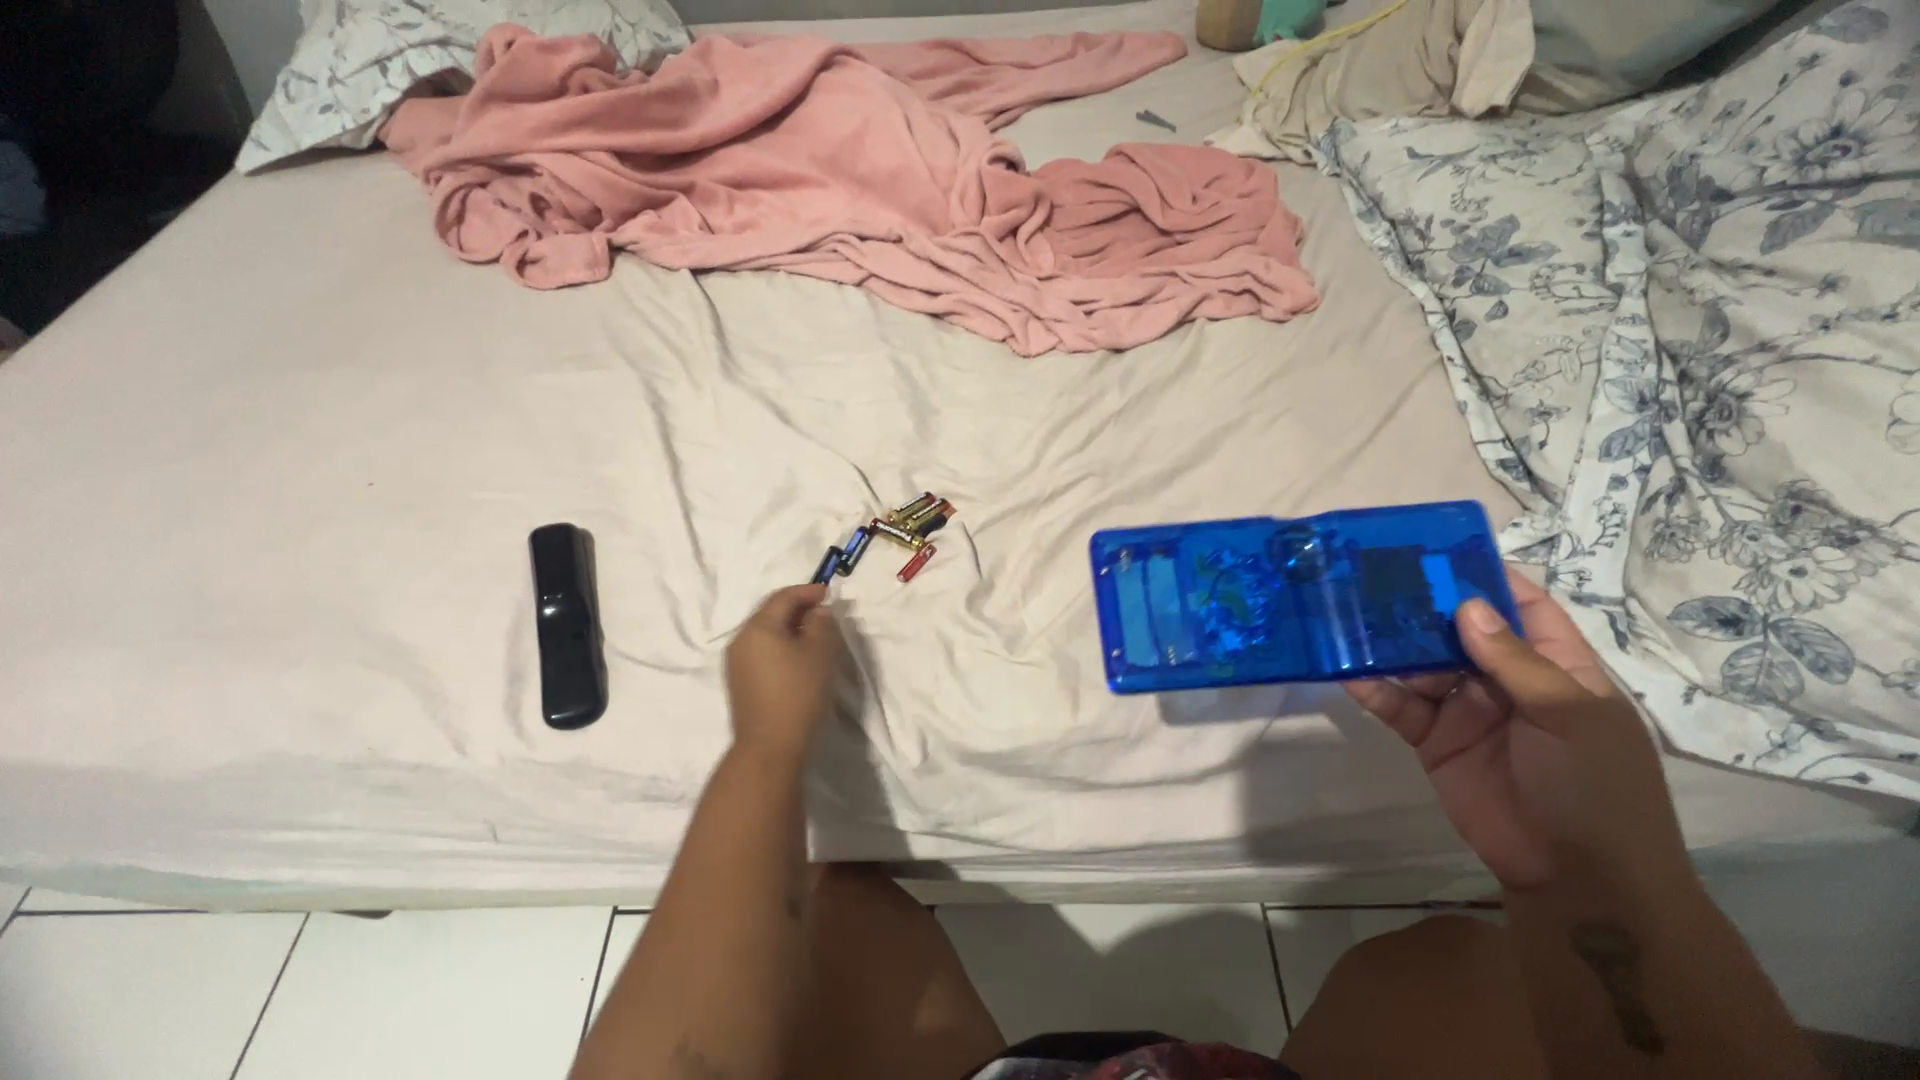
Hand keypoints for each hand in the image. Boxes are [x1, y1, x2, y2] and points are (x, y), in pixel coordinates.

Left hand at [724, 585, 840, 766]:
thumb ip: (821, 624)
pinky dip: (781, 647)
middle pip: (770, 613)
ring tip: (815, 637)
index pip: (783, 597)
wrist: (770, 747)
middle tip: (824, 614)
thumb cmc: (799, 694)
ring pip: (765, 634)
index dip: (807, 591)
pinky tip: (798, 659)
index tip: (829, 593)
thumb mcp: (819, 653)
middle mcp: (740, 640)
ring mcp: (736, 663)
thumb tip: (816, 612)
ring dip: (789, 629)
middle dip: (798, 609)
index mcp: (758, 627)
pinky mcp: (740, 683)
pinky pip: (762, 652)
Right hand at [1344, 570, 1690, 892]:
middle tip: (1376, 577)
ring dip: (1392, 645)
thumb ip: (1517, 662)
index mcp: (1556, 667)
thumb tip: (1468, 606)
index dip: (1488, 578)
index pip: (1524, 608)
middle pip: (1460, 630)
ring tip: (1352, 618)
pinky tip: (1350, 673)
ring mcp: (1466, 710)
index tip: (1442, 549)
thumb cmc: (1595, 787)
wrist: (1576, 875)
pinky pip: (1400, 707)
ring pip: (1423, 664)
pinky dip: (1375, 691)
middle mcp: (1506, 681)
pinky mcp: (1433, 741)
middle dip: (1424, 606)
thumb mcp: (1570, 716)